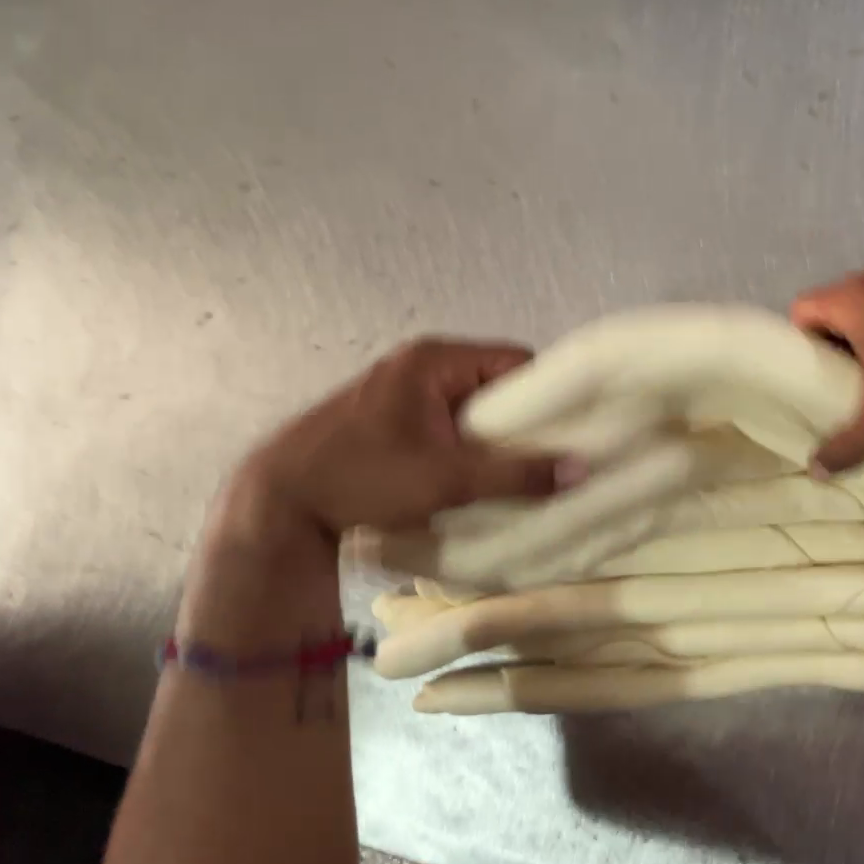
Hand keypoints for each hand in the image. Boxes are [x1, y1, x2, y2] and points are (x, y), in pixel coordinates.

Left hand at [182, 339, 559, 649]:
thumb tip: (584, 470)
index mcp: (434, 358)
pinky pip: (454, 422)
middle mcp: (422, 363)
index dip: (550, 396)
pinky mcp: (396, 417)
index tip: (572, 433)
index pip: (518, 361)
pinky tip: (481, 476)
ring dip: (497, 439)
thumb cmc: (363, 478)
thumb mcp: (449, 478)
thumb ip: (519, 473)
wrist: (278, 504)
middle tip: (550, 459)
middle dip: (525, 423)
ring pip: (477, 408)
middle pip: (500, 384)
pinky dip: (472, 446)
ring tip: (518, 472)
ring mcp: (406, 389)